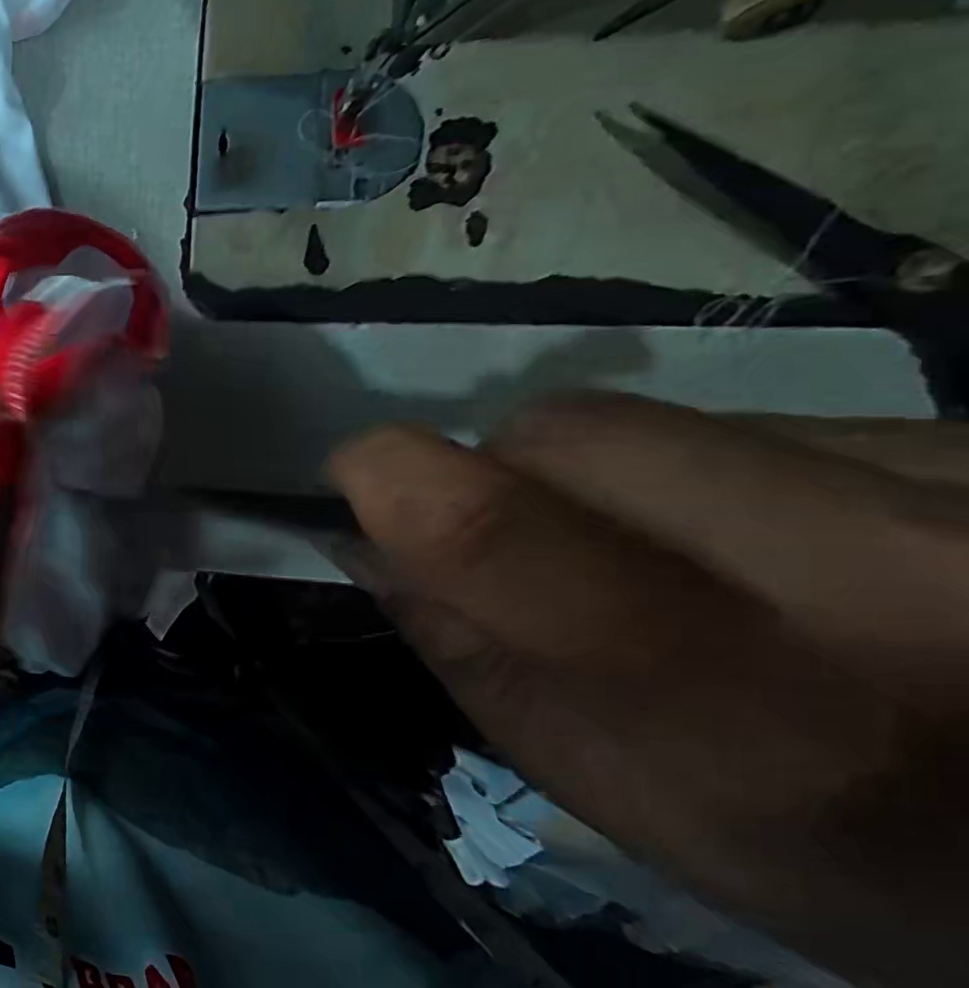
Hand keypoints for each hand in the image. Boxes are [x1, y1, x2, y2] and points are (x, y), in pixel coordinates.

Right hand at [328, 394, 968, 986]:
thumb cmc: (823, 848)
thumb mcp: (624, 795)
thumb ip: (474, 657)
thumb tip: (365, 540)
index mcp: (756, 701)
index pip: (505, 534)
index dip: (398, 481)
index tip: (356, 478)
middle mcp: (877, 558)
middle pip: (565, 434)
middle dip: (505, 472)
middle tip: (535, 545)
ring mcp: (954, 473)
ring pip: (658, 417)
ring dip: (612, 478)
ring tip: (679, 558)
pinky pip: (752, 417)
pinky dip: (710, 473)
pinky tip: (782, 546)